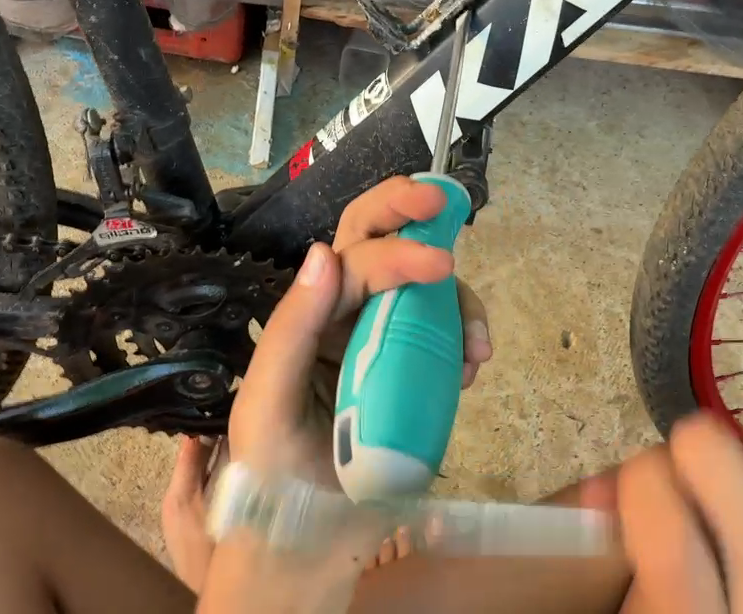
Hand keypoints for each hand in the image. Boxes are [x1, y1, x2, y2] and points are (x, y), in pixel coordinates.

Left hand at [181, 177, 490, 607]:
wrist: (307, 540)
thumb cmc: (274, 470)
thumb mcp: (267, 400)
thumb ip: (292, 328)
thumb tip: (322, 252)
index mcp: (310, 313)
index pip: (355, 261)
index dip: (397, 253)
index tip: (441, 268)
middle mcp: (347, 314)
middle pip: (377, 241)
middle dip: (410, 211)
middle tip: (446, 202)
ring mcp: (385, 340)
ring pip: (426, 289)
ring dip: (459, 299)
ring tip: (475, 346)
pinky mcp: (415, 370)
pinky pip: (446, 336)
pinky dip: (466, 338)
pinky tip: (471, 368)